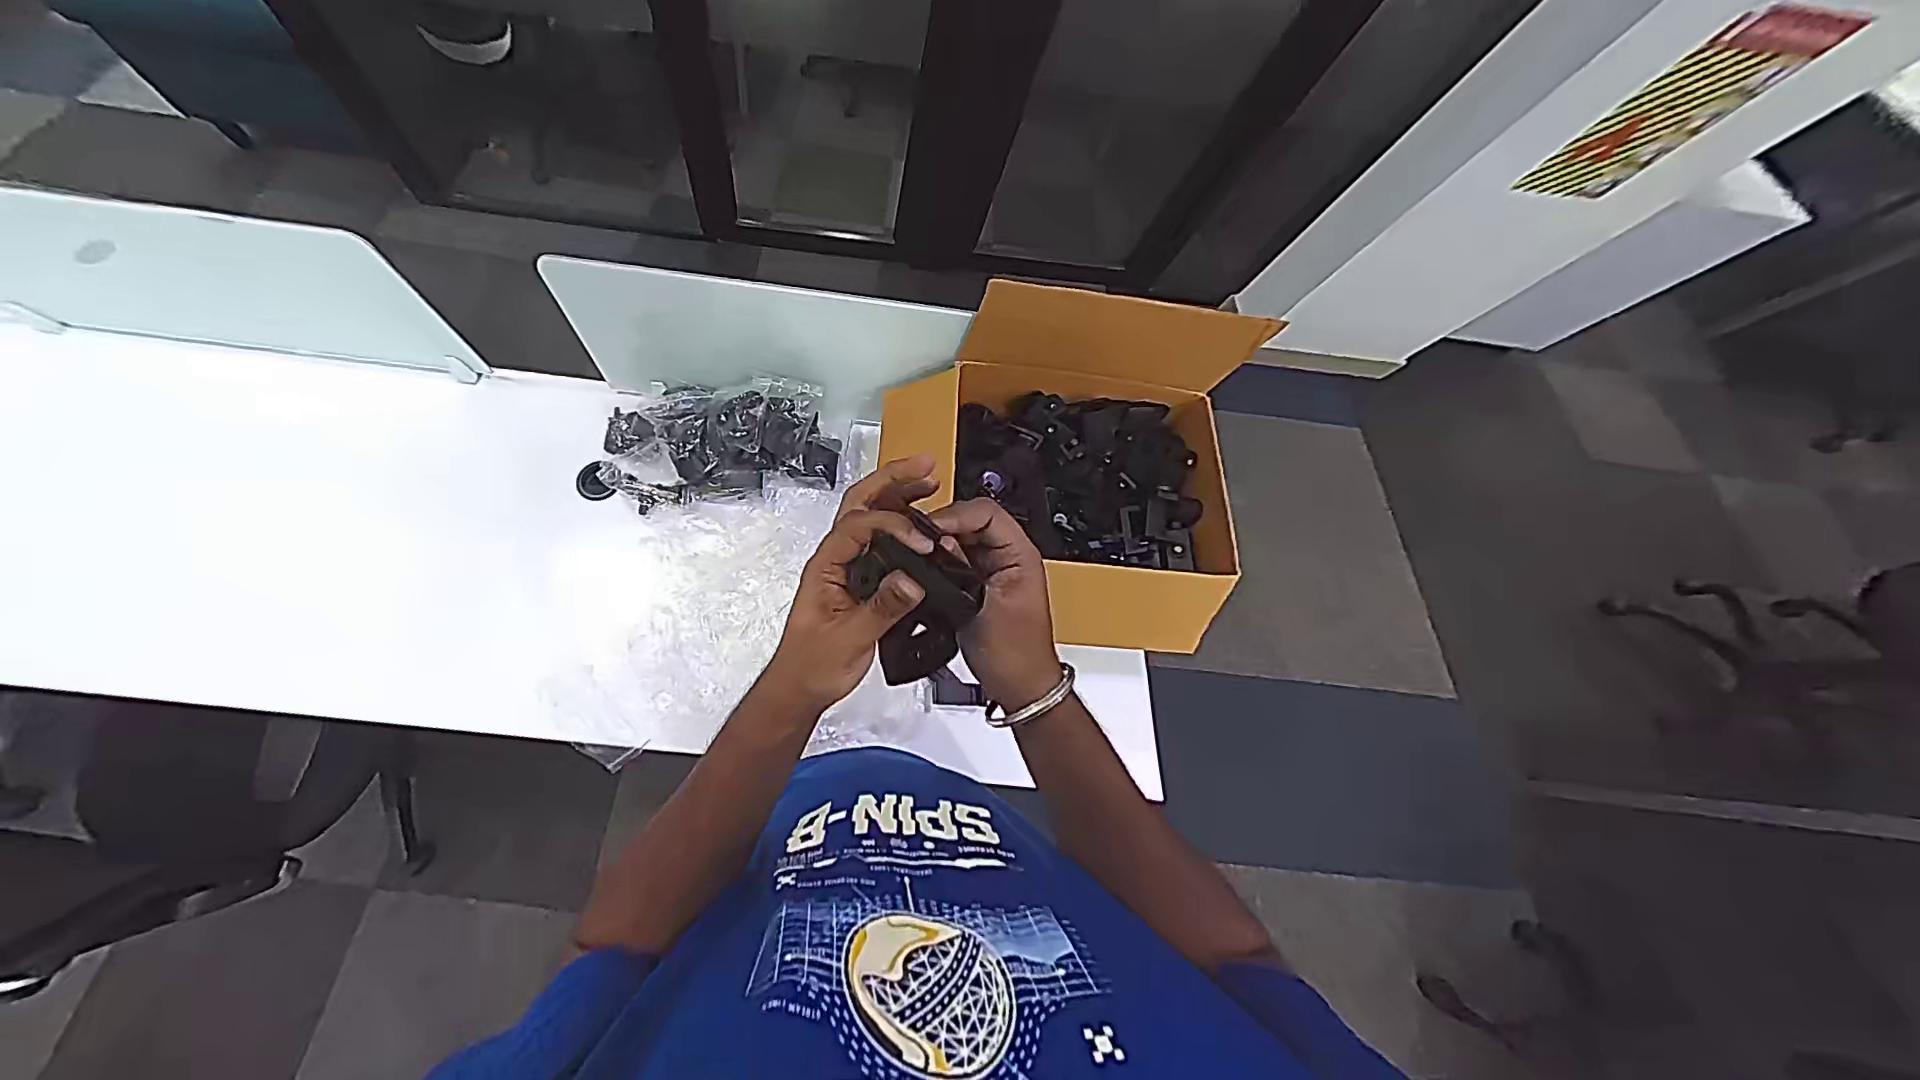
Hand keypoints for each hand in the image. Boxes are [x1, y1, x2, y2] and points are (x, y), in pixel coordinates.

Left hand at [761, 457, 941, 711]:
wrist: (801, 685)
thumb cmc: (812, 663)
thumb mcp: (850, 638)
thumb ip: (882, 609)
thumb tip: (911, 580)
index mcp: (826, 565)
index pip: (859, 526)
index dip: (894, 526)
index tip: (922, 541)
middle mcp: (835, 558)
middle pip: (861, 503)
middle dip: (893, 480)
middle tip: (924, 467)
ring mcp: (847, 566)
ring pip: (871, 516)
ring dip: (898, 494)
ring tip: (929, 482)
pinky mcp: (861, 579)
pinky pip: (882, 540)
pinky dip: (903, 523)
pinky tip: (921, 522)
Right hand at [928, 498, 1061, 707]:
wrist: (1019, 685)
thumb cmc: (1015, 656)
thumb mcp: (981, 610)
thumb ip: (960, 572)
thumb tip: (940, 544)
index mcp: (1020, 555)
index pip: (986, 513)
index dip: (955, 515)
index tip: (931, 530)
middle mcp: (1008, 556)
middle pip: (970, 519)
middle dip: (942, 526)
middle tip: (916, 540)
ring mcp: (993, 568)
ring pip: (960, 537)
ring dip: (938, 542)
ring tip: (916, 552)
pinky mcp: (978, 581)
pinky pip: (955, 558)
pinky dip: (938, 559)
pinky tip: (924, 568)